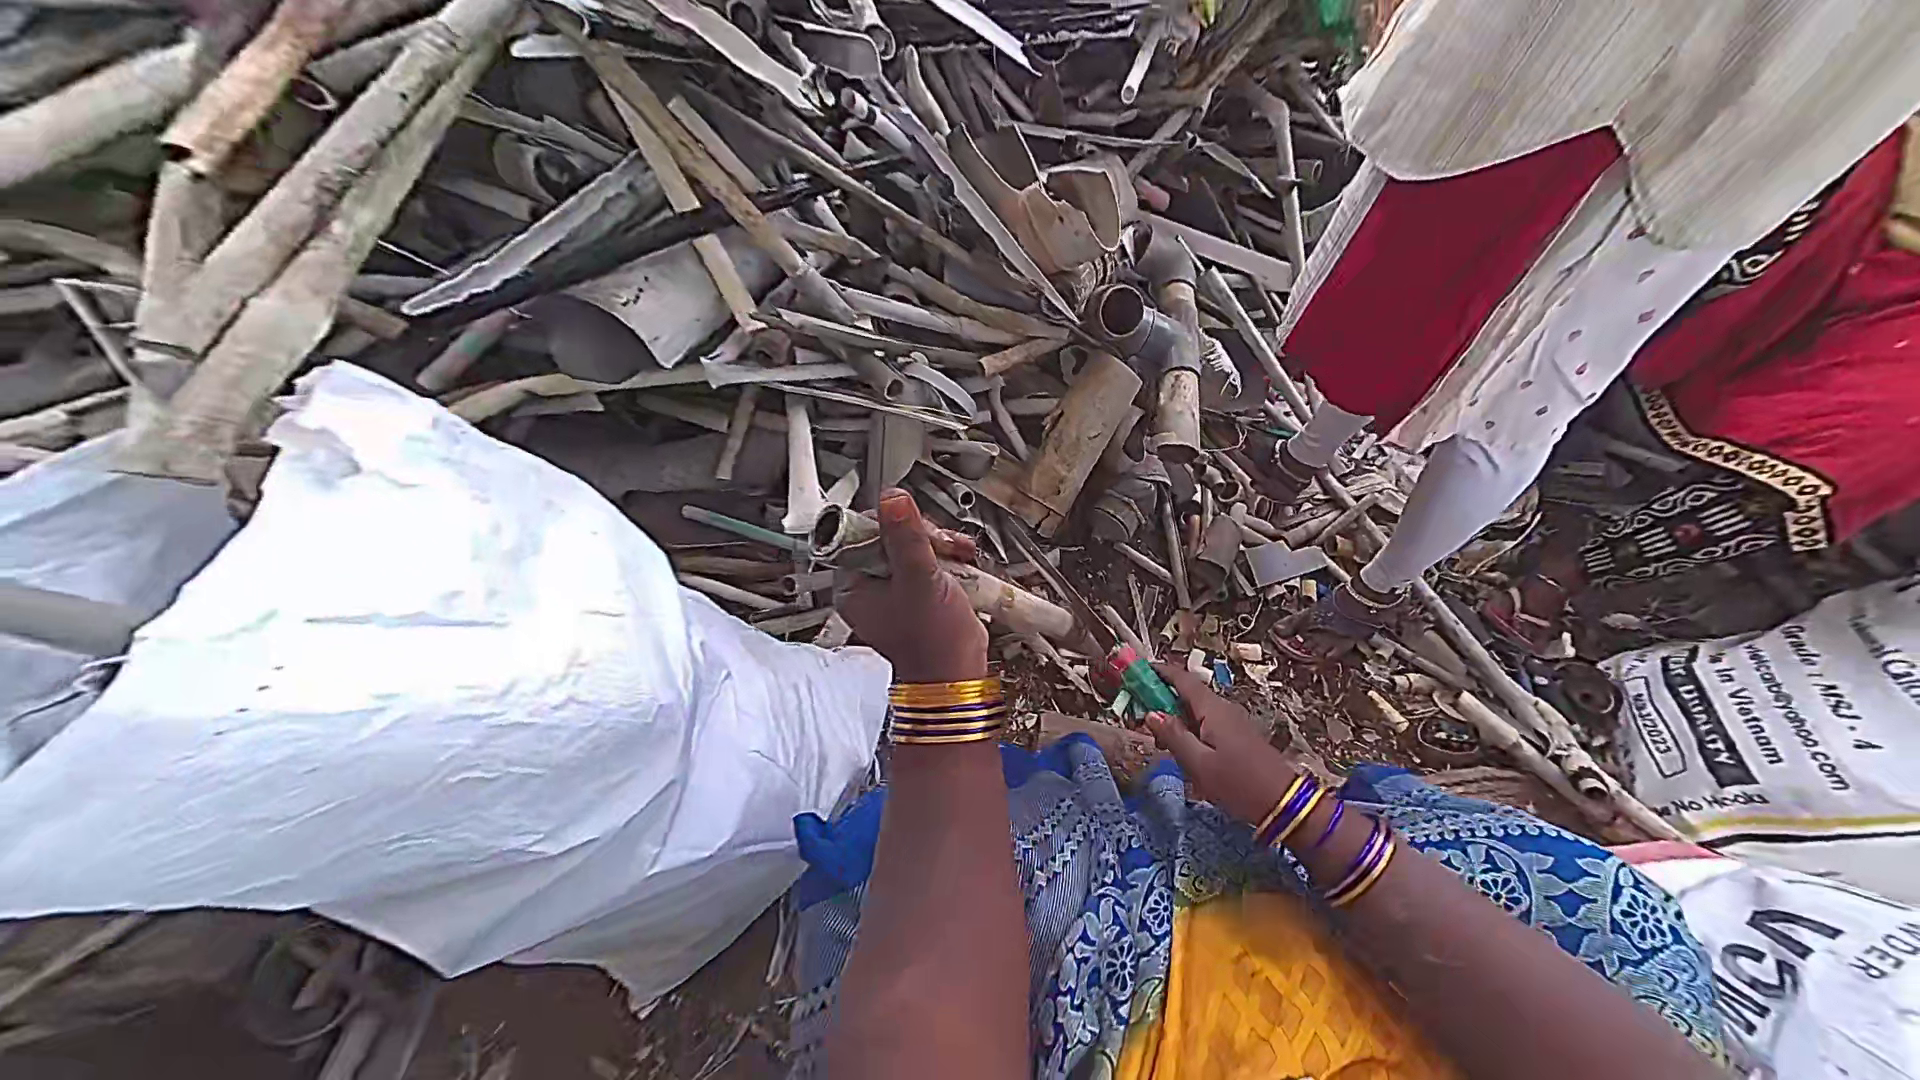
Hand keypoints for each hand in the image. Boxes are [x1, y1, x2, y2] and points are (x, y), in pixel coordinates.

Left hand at [835, 490, 987, 683]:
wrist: (958, 673)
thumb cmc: (932, 642)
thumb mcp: (919, 579)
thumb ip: (905, 537)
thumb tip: (893, 499)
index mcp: (853, 584)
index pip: (861, 532)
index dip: (891, 524)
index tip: (916, 528)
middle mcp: (869, 585)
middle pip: (889, 534)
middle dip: (922, 535)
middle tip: (942, 545)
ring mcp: (894, 588)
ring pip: (911, 544)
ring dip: (938, 543)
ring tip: (958, 553)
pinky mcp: (916, 591)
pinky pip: (927, 559)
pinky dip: (945, 556)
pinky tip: (961, 559)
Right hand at [1143, 662, 1295, 823]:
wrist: (1286, 804)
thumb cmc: (1239, 782)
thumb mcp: (1199, 763)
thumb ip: (1174, 735)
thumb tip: (1151, 713)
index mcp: (1212, 709)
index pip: (1182, 679)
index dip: (1159, 671)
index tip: (1138, 671)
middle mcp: (1223, 708)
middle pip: (1187, 694)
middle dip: (1162, 699)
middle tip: (1140, 713)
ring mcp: (1232, 722)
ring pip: (1196, 711)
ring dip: (1175, 718)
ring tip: (1158, 738)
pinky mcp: (1238, 736)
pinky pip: (1206, 723)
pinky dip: (1189, 729)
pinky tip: (1183, 751)